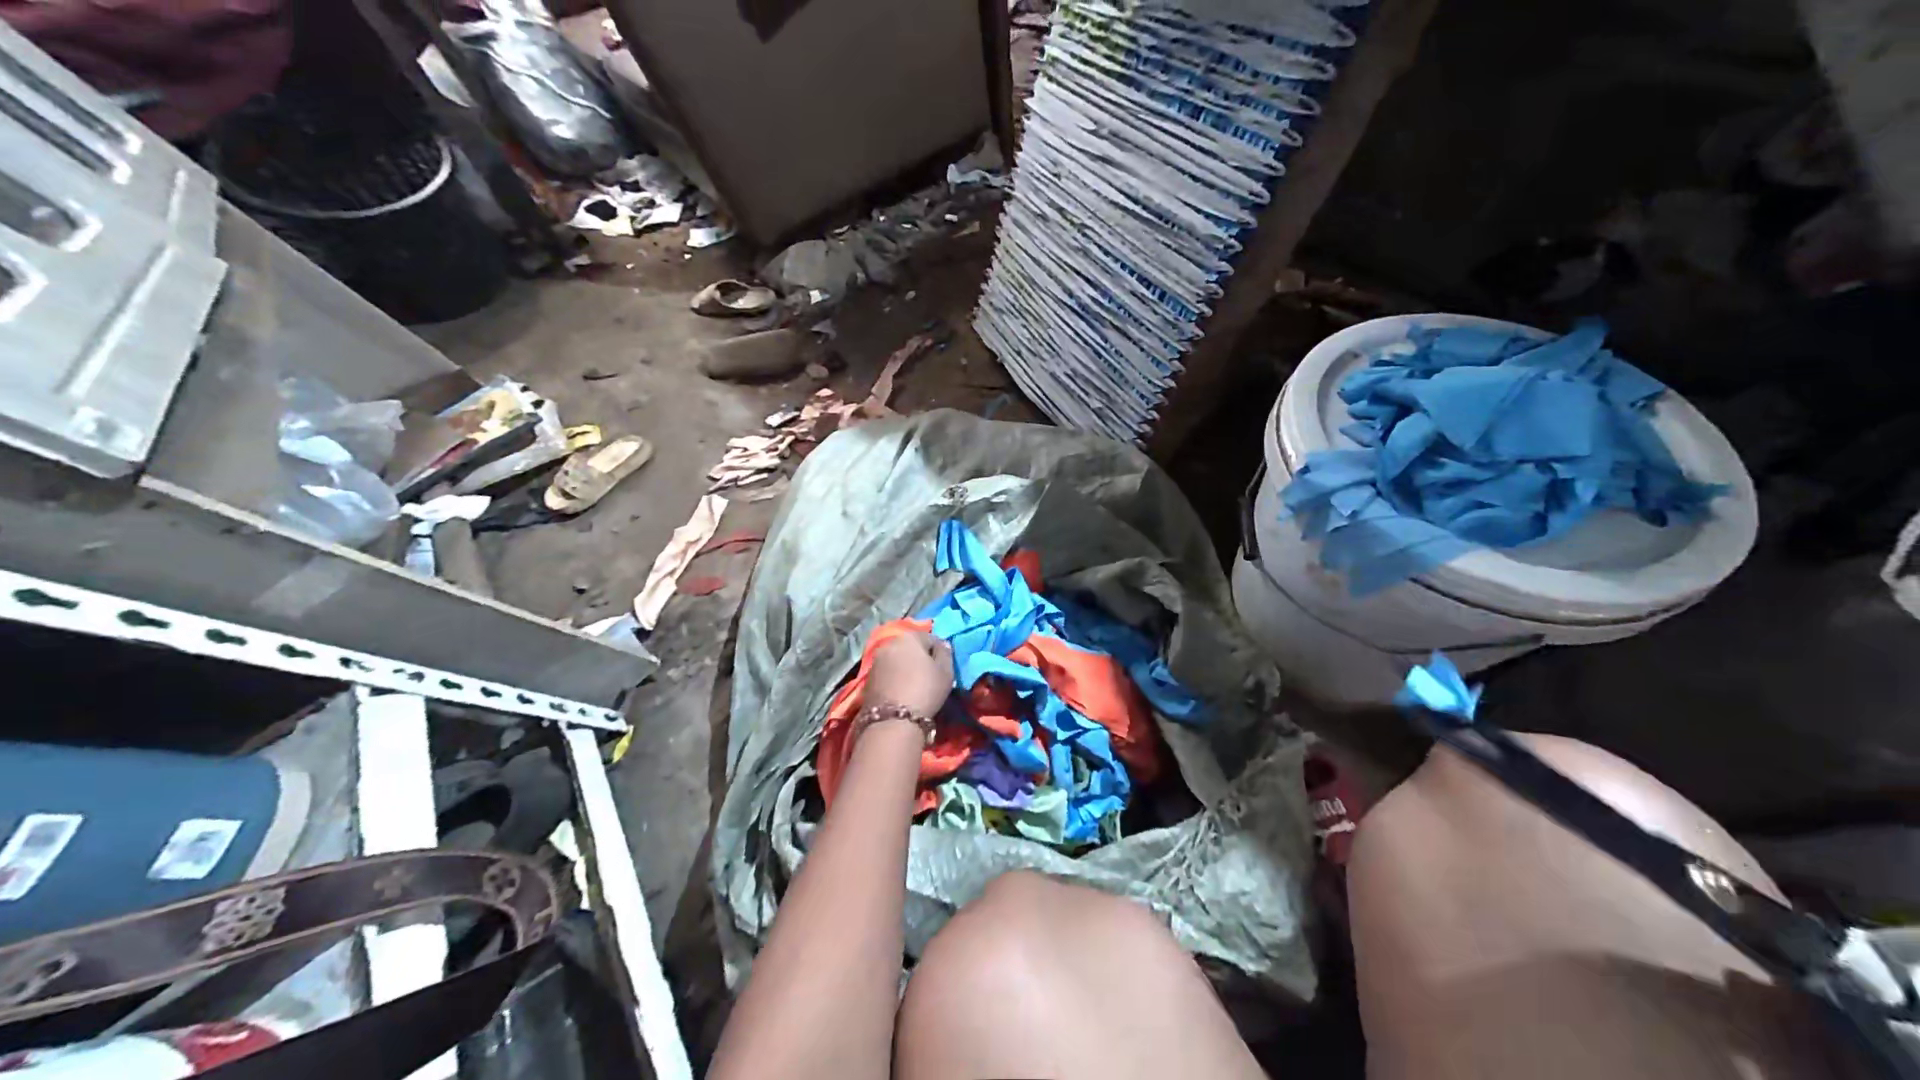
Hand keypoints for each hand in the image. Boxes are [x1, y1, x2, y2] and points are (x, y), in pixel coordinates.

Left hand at [863, 632, 953, 716]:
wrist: (893, 720)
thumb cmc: (925, 690)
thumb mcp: (946, 672)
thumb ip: (945, 653)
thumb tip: (942, 644)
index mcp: (909, 637)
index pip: (930, 638)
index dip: (939, 653)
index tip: (943, 668)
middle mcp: (889, 643)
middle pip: (910, 647)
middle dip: (919, 658)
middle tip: (929, 676)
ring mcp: (875, 660)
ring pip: (897, 660)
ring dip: (905, 668)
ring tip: (914, 686)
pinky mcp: (867, 678)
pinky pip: (887, 673)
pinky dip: (894, 678)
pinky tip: (901, 692)